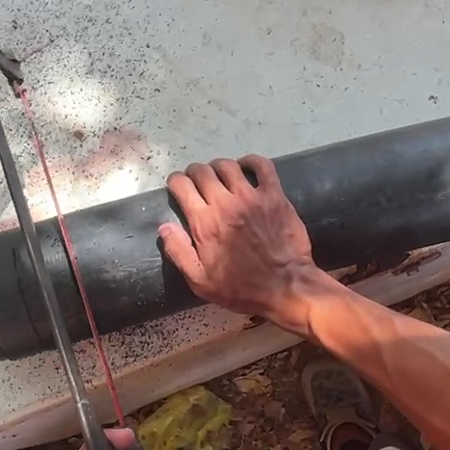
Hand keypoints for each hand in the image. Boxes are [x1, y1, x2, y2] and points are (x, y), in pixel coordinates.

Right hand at [159, 156, 333, 333]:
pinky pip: (262, 166)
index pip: (182, 186)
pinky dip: (251, 161)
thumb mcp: (200, 281)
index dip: (176, 182)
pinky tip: (246, 168)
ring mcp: (251, 196)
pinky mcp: (274, 195)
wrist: (285, 287)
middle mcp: (225, 203)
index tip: (178, 188)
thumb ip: (178, 252)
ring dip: (219, 167)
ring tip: (220, 177)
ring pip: (228, 165)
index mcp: (204, 222)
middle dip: (194, 173)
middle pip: (203, 171)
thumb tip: (164, 227)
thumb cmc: (241, 288)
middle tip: (198, 183)